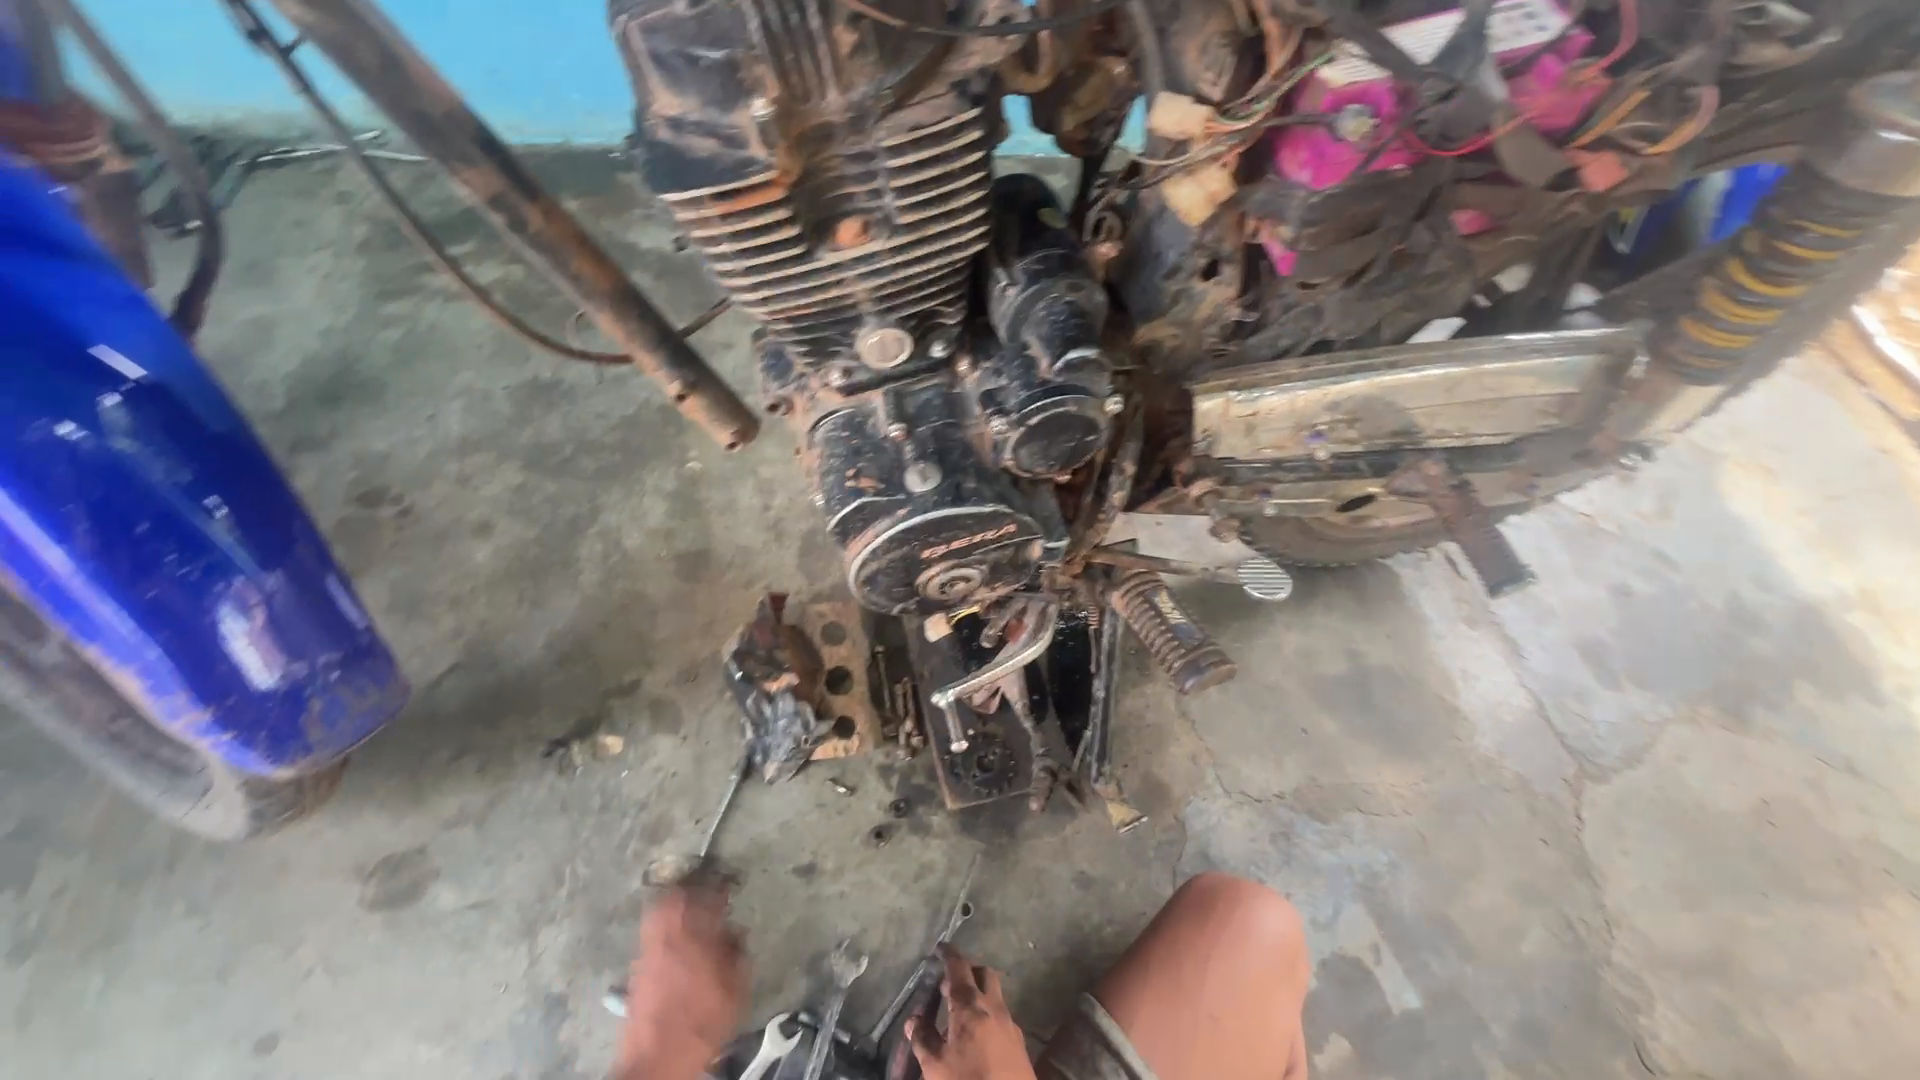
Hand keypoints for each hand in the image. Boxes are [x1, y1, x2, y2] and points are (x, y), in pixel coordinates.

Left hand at [615, 883, 748, 1079]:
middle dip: (690, 886)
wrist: (657, 1059)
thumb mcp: (735, 990)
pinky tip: (675, 934)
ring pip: (658, 911)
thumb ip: (737, 955)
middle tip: (705, 886)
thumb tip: (736, 933)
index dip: (720, 885)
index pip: (708, 898)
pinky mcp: (637, 967)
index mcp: (695, 937)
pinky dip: (664, 923)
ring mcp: (649, 950)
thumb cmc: (702, 1023)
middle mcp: (668, 936)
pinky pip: (651, 930)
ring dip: (674, 901)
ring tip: (689, 903)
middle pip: (674, 896)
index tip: (729, 882)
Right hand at [906, 945, 1037, 1079]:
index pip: (960, 967)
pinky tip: (976, 1036)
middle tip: (948, 985)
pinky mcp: (1019, 1042)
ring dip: (979, 994)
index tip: (940, 947)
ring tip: (959, 1014)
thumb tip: (913, 1020)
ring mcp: (1010, 1024)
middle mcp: (994, 1007)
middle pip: (984, 974)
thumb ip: (923, 1040)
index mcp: (971, 1006)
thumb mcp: (936, 1067)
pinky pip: (1002, 1016)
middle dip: (968, 972)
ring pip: (995, 995)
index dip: (949, 954)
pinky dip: (988, 1014)